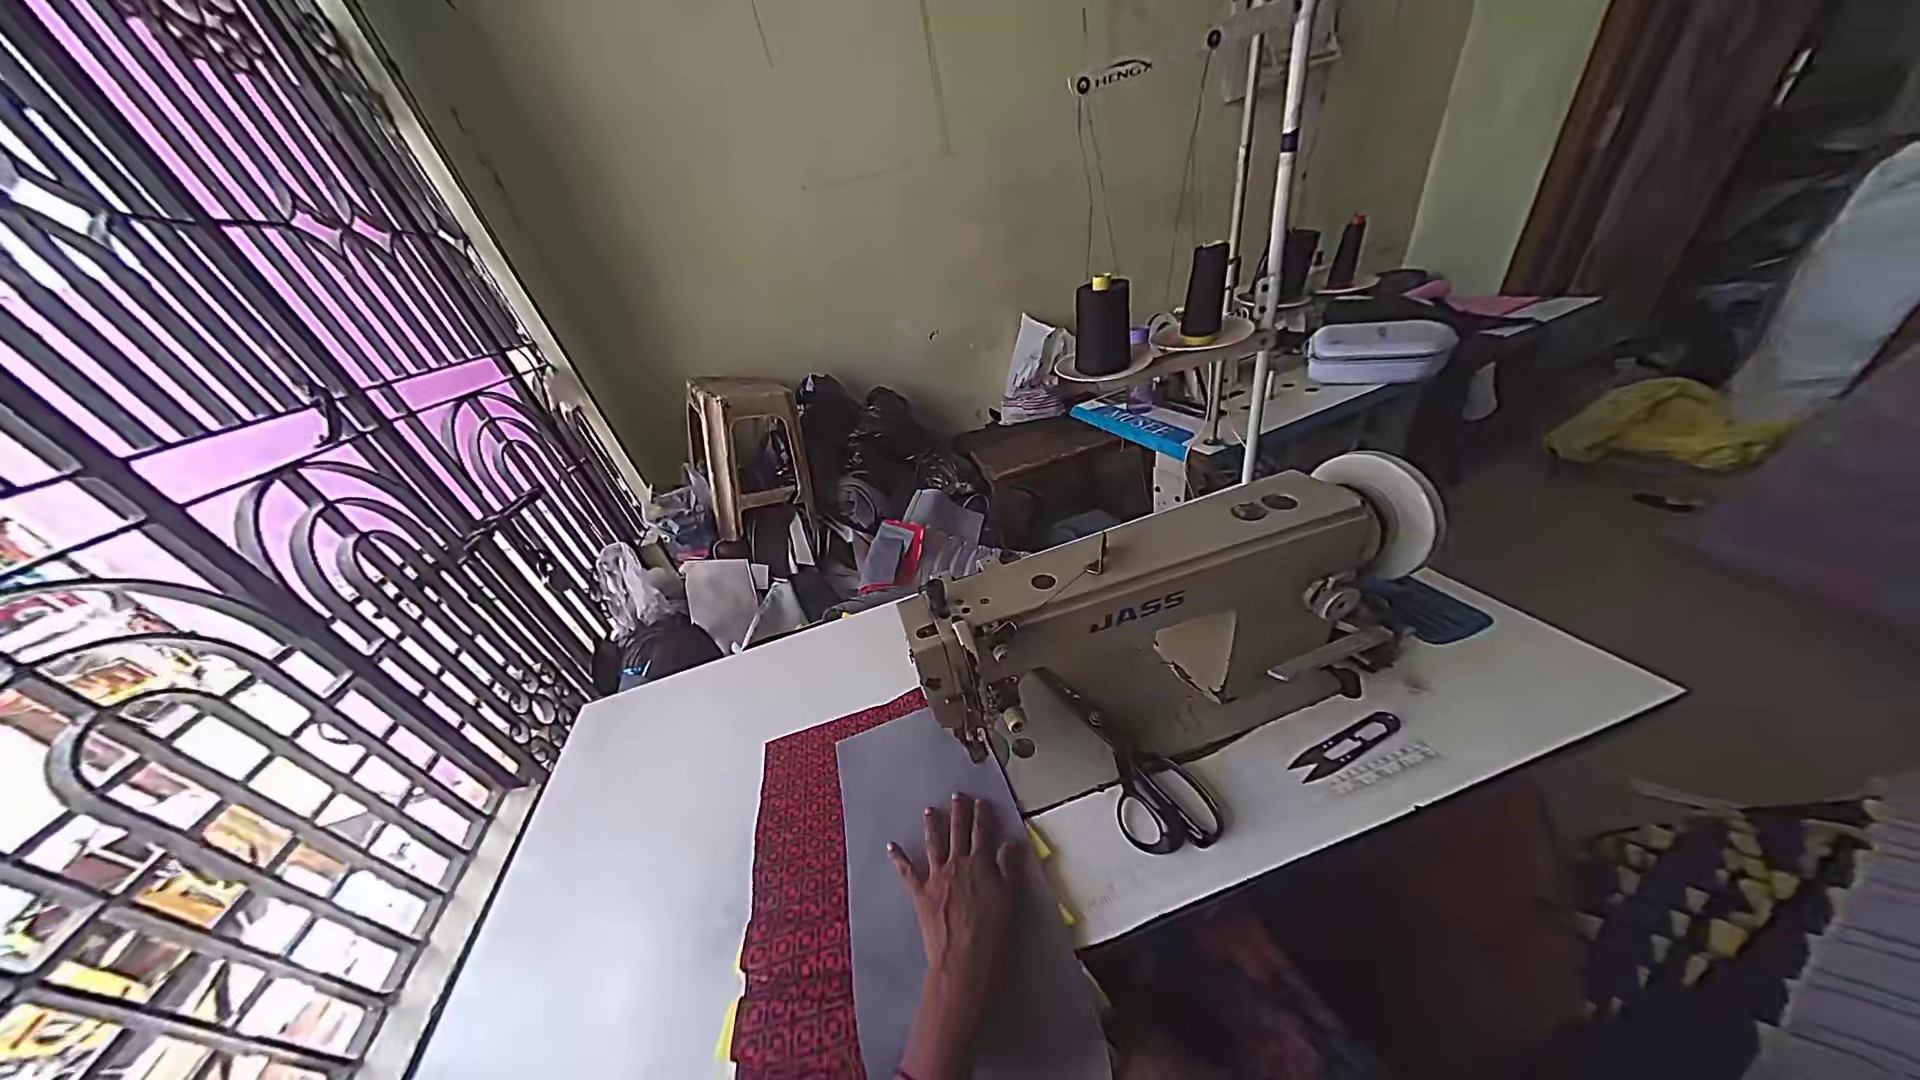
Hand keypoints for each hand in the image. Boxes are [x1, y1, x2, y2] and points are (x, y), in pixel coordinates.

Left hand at [889, 793, 1020, 1079]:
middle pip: (958, 832)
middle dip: (958, 812)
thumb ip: (1009, 868)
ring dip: (933, 825)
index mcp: (980, 865)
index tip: (981, 801)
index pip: (983, 833)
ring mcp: (936, 878)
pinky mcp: (921, 895)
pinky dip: (899, 858)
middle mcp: (957, 865)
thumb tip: (1012, 841)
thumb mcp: (1009, 899)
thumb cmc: (993, 936)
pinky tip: (892, 846)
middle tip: (957, 796)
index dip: (982, 815)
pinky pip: (907, 872)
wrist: (963, 964)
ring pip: (934, 844)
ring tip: (930, 810)